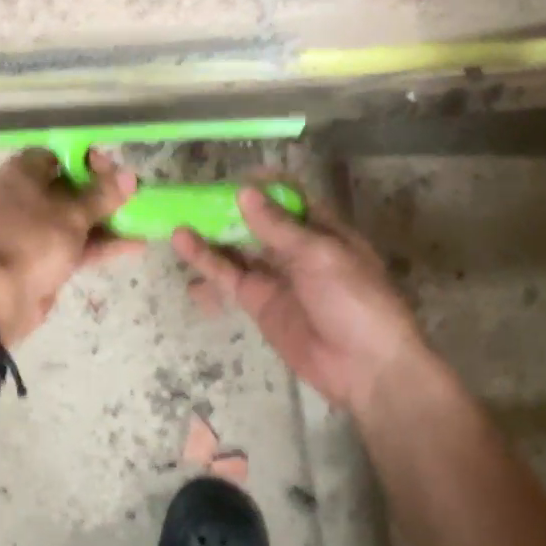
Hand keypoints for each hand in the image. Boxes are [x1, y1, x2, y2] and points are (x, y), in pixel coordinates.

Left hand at [0, 149, 139, 343]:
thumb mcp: (72, 215)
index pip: (60, 153)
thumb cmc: (32, 242)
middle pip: (71, 185)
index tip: (115, 169)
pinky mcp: (45, 255)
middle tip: (135, 193)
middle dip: (104, 191)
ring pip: (76, 216)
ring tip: (143, 217)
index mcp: (24, 173)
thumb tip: (129, 175)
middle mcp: (27, 195)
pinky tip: (135, 244)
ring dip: (107, 218)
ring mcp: (36, 227)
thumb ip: (102, 196)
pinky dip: (100, 243)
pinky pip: (76, 242)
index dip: (88, 159)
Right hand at [173, 184, 424, 410]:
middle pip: (256, 219)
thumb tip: (244, 191)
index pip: (287, 196)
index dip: (260, 184)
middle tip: (191, 193)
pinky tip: (182, 243)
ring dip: (210, 230)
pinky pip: (227, 275)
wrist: (366, 370)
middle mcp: (295, 247)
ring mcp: (274, 274)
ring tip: (178, 214)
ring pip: (236, 245)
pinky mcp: (257, 300)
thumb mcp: (321, 256)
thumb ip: (278, 226)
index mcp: (322, 229)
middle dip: (226, 206)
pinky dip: (204, 259)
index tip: (231, 176)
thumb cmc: (356, 302)